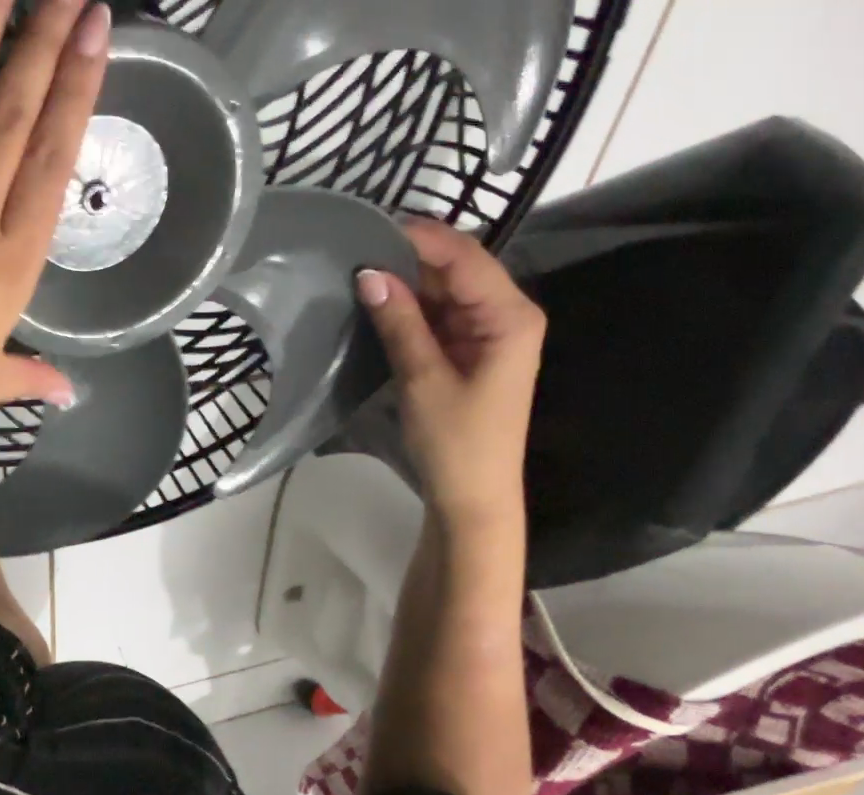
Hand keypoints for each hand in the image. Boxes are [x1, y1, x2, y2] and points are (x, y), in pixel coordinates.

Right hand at [356, 221, 545, 529]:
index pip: (465, 258)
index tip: (369, 228)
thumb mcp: (423, 380)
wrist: (472, 497)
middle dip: (409, 257)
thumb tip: (369, 274)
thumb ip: (400, 323)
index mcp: (509, 316)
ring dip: (406, 283)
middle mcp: (505, 315)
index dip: (421, 238)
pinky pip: (438, 317)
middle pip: (457, 269)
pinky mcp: (468, 353)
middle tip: (353, 249)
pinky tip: (375, 304)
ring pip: (444, 292)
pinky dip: (409, 310)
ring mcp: (486, 334)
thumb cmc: (456, 442)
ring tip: (356, 271)